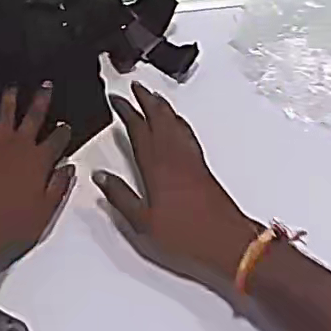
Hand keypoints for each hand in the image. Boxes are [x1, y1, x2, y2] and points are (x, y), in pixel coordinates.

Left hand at [0, 84, 76, 262]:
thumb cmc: (9, 224)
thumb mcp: (43, 213)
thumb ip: (58, 187)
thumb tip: (69, 169)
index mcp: (40, 161)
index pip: (57, 139)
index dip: (64, 131)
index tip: (66, 126)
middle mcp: (20, 145)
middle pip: (35, 115)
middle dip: (42, 99)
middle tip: (46, 86)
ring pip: (8, 111)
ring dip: (12, 97)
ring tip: (15, 86)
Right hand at [94, 83, 262, 288]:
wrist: (229, 243)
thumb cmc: (187, 235)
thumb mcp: (143, 223)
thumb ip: (120, 196)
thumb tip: (101, 177)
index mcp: (156, 166)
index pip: (137, 128)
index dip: (126, 110)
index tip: (116, 99)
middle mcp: (174, 156)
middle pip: (159, 117)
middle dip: (146, 99)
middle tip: (136, 86)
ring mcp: (190, 159)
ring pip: (174, 122)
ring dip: (162, 106)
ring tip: (153, 97)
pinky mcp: (202, 167)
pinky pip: (186, 132)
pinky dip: (177, 120)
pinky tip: (176, 122)